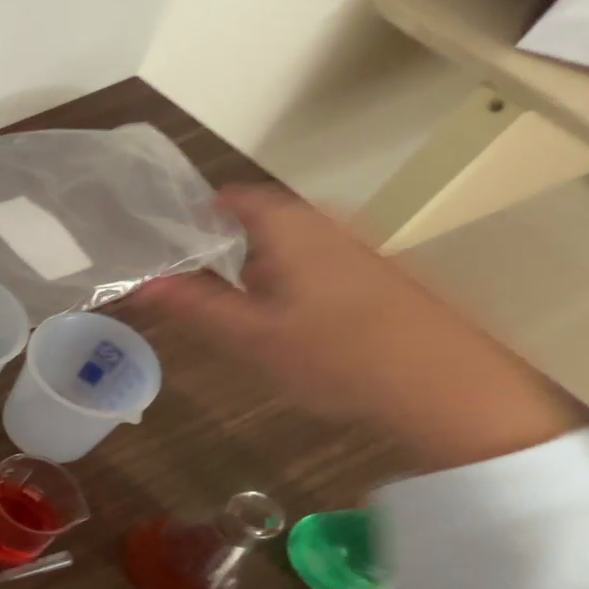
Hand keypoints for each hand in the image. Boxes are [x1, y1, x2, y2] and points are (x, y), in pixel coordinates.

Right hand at [138, 185, 574, 469]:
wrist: (450, 390)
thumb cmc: (335, 356)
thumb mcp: (248, 337)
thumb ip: (191, 305)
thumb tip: (139, 283)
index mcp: (290, 227)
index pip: (232, 198)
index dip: (195, 213)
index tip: (164, 240)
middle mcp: (328, 223)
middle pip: (263, 220)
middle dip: (225, 245)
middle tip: (190, 282)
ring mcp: (363, 246)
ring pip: (293, 243)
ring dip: (260, 265)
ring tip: (235, 305)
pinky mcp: (386, 273)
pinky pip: (322, 260)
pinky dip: (294, 277)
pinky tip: (289, 320)